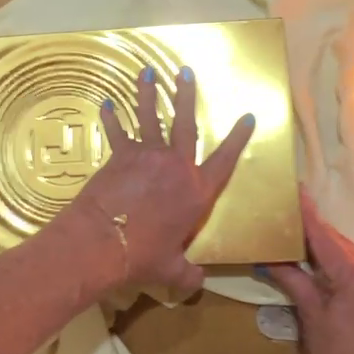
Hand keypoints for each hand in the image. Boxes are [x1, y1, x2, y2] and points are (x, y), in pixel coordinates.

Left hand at [56, 65, 254, 298]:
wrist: (106, 242)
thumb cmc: (144, 256)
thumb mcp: (172, 269)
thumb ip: (188, 273)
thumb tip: (197, 283)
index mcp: (197, 192)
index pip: (225, 160)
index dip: (238, 138)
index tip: (247, 117)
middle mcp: (177, 166)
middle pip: (186, 123)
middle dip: (187, 95)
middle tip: (185, 71)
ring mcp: (148, 157)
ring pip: (151, 117)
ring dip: (150, 93)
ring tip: (148, 71)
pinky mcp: (121, 156)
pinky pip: (117, 132)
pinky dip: (111, 118)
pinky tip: (106, 102)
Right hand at [265, 194, 353, 353]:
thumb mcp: (312, 316)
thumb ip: (295, 281)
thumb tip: (271, 258)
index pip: (325, 237)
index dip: (308, 214)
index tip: (296, 189)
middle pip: (338, 241)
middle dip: (314, 227)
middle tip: (289, 211)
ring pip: (349, 251)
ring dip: (326, 242)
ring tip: (299, 232)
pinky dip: (338, 257)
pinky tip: (320, 256)